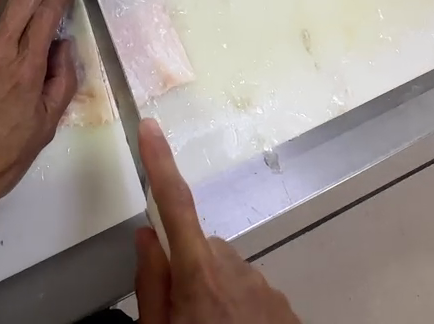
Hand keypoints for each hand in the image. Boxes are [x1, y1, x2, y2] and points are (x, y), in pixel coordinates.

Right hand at [134, 119, 301, 323]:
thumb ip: (151, 286)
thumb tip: (147, 237)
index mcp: (199, 275)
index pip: (175, 205)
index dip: (161, 163)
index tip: (151, 127)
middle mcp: (236, 269)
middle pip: (201, 249)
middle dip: (188, 269)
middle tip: (178, 316)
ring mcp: (265, 288)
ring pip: (227, 273)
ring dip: (214, 293)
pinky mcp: (286, 308)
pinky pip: (252, 293)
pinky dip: (239, 310)